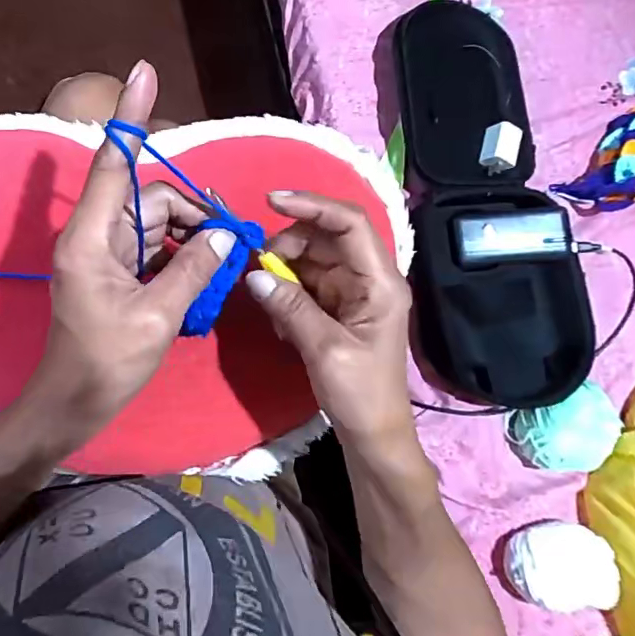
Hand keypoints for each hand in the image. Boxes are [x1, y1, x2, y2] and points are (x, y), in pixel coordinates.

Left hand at [18, 62, 234, 451]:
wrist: (71, 404)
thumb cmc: (106, 363)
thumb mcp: (158, 316)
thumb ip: (193, 267)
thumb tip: (224, 235)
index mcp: (92, 237)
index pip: (114, 162)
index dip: (130, 115)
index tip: (143, 71)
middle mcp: (95, 235)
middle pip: (150, 198)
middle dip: (192, 212)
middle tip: (230, 242)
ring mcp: (104, 253)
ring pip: (156, 223)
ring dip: (190, 237)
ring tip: (220, 264)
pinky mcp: (114, 271)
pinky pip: (153, 247)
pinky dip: (179, 255)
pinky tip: (202, 276)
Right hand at [243, 191, 413, 443]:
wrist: (373, 435)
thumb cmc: (361, 394)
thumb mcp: (325, 350)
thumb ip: (290, 308)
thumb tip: (254, 275)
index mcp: (380, 282)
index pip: (350, 224)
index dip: (313, 205)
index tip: (273, 201)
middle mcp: (368, 278)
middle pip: (327, 236)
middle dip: (289, 241)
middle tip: (259, 263)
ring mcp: (351, 291)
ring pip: (312, 257)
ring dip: (283, 267)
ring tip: (266, 295)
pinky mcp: (336, 306)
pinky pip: (306, 282)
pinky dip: (286, 289)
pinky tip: (277, 314)